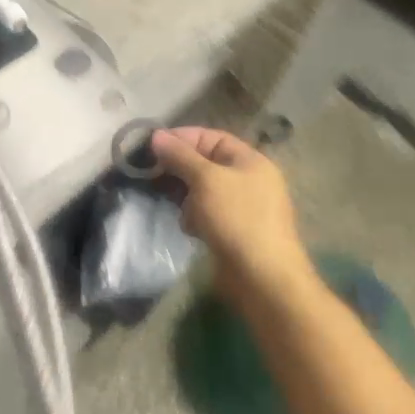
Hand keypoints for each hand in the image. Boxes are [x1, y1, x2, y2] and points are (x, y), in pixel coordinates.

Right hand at [152, 127, 312, 305]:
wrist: (263, 278)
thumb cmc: (237, 219)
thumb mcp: (206, 179)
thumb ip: (180, 155)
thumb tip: (156, 135)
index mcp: (250, 160)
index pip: (210, 137)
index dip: (181, 138)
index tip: (151, 147)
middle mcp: (248, 180)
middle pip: (205, 163)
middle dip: (179, 169)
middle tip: (152, 176)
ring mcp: (242, 207)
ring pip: (202, 190)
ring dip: (186, 197)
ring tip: (176, 207)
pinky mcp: (234, 231)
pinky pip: (207, 214)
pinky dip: (195, 217)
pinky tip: (190, 229)